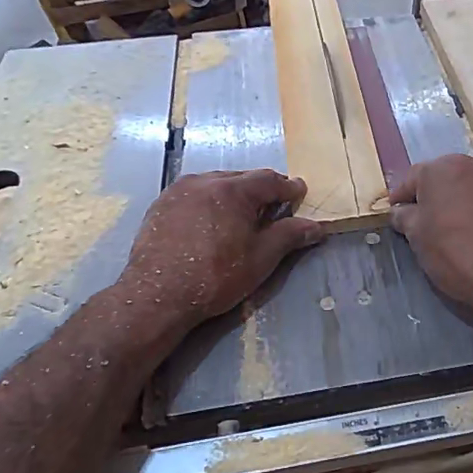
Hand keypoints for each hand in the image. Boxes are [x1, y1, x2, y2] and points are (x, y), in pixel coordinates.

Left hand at [117, 169, 323, 324]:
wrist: (157, 294)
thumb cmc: (214, 277)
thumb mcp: (260, 259)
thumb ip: (288, 237)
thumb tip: (315, 226)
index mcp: (233, 190)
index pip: (268, 180)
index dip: (287, 187)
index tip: (298, 193)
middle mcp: (204, 181)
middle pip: (240, 179)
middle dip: (258, 191)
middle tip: (271, 206)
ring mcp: (178, 192)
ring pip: (213, 185)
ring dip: (230, 196)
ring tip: (239, 215)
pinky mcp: (160, 206)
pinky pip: (191, 197)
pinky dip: (206, 204)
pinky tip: (207, 224)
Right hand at [388, 155, 472, 317]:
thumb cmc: (454, 253)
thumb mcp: (416, 237)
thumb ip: (404, 217)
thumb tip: (402, 212)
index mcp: (441, 170)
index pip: (412, 178)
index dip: (402, 198)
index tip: (397, 214)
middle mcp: (472, 163)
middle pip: (444, 176)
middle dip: (433, 195)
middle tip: (425, 220)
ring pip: (470, 184)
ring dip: (459, 199)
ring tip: (454, 225)